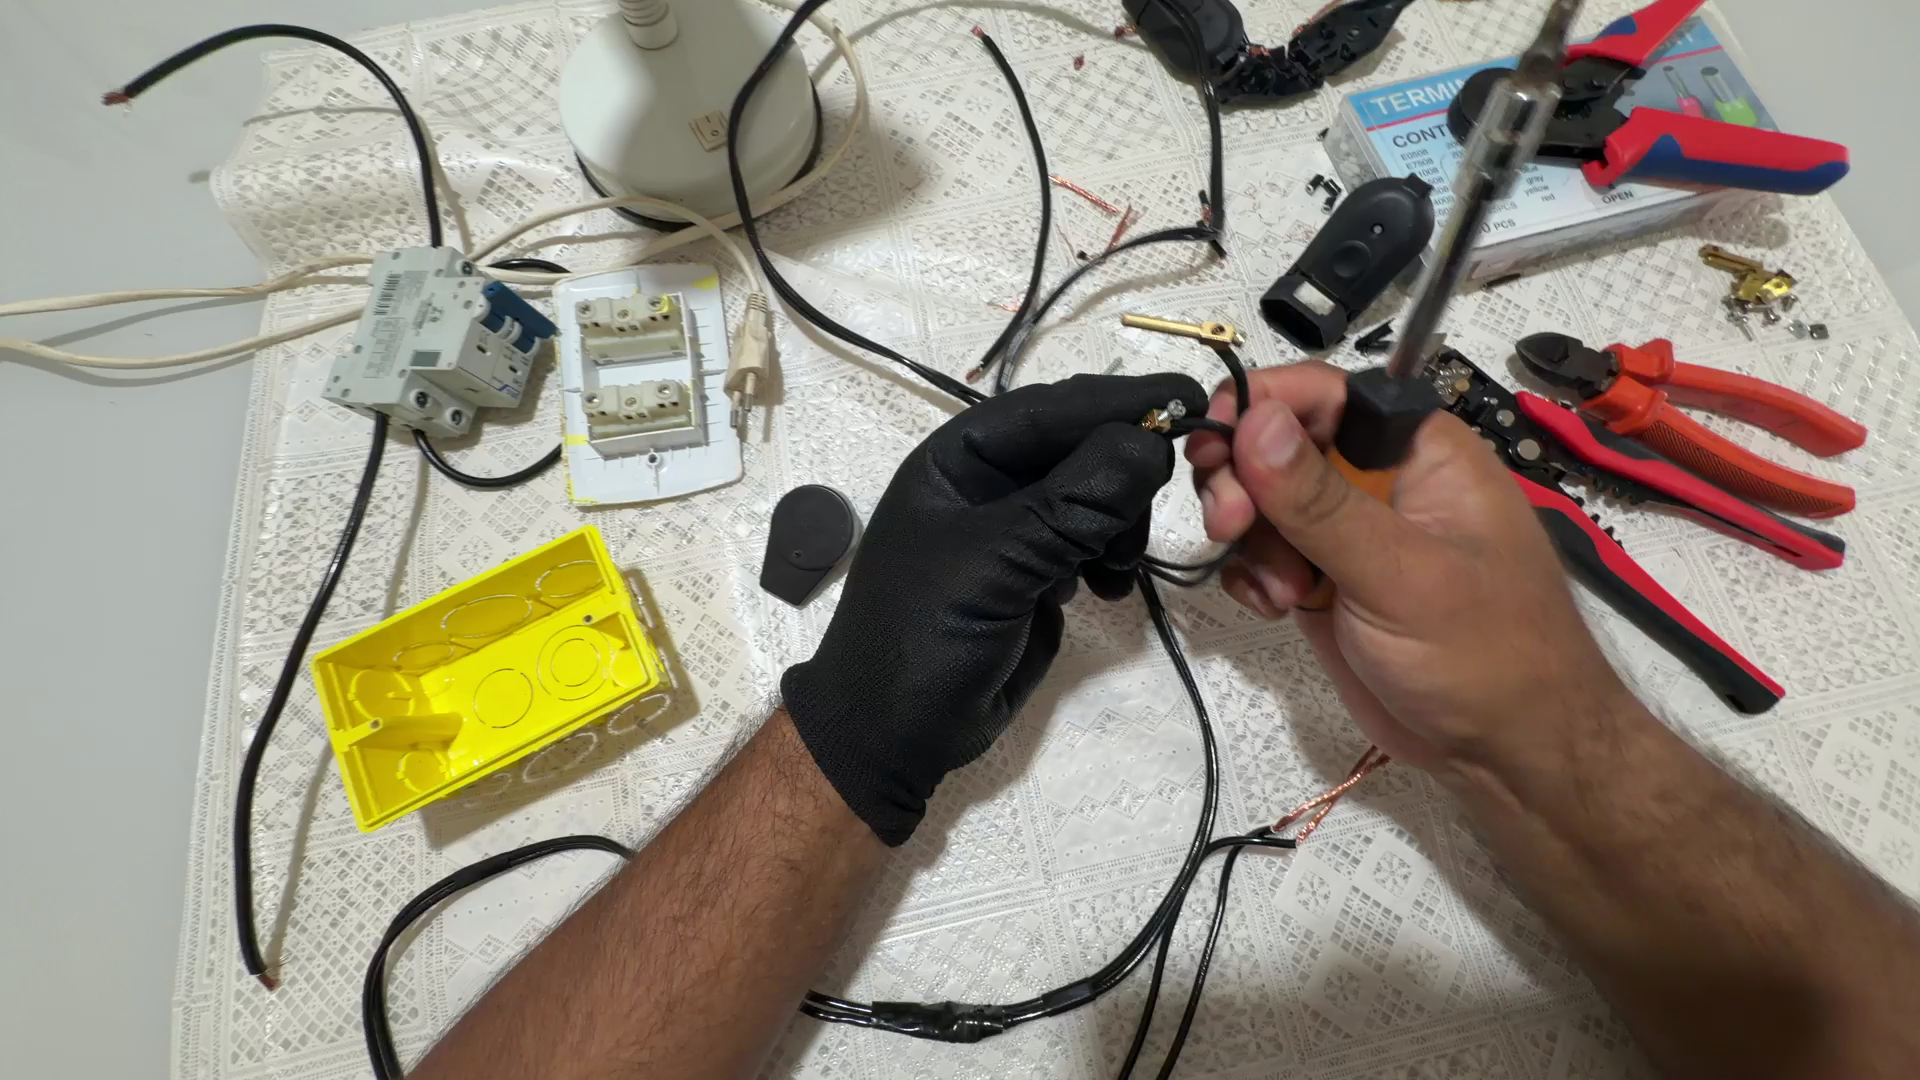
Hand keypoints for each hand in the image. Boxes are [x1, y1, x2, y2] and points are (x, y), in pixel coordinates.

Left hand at [785, 373, 1205, 843]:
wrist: (896, 732)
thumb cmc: (923, 635)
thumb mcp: (993, 564)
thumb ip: (1071, 504)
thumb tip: (1149, 440)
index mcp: (958, 460)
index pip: (1048, 410)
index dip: (1116, 401)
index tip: (1190, 397)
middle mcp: (988, 484)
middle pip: (1078, 447)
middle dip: (1122, 472)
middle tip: (1152, 510)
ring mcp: (1015, 530)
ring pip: (1094, 495)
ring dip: (1120, 522)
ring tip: (1114, 568)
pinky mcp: (1036, 572)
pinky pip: (1092, 541)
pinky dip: (1111, 556)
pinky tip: (1104, 588)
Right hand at [1185, 362, 1631, 772]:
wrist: (1502, 752)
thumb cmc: (1480, 654)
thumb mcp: (1398, 574)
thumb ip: (1318, 500)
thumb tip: (1252, 419)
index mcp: (1414, 452)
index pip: (1321, 395)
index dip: (1258, 406)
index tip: (1212, 446)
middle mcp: (1372, 480)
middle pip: (1272, 445)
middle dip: (1241, 483)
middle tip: (1228, 527)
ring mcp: (1341, 531)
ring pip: (1256, 500)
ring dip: (1249, 542)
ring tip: (1282, 592)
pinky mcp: (1317, 575)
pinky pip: (1258, 552)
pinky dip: (1252, 576)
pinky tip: (1276, 607)